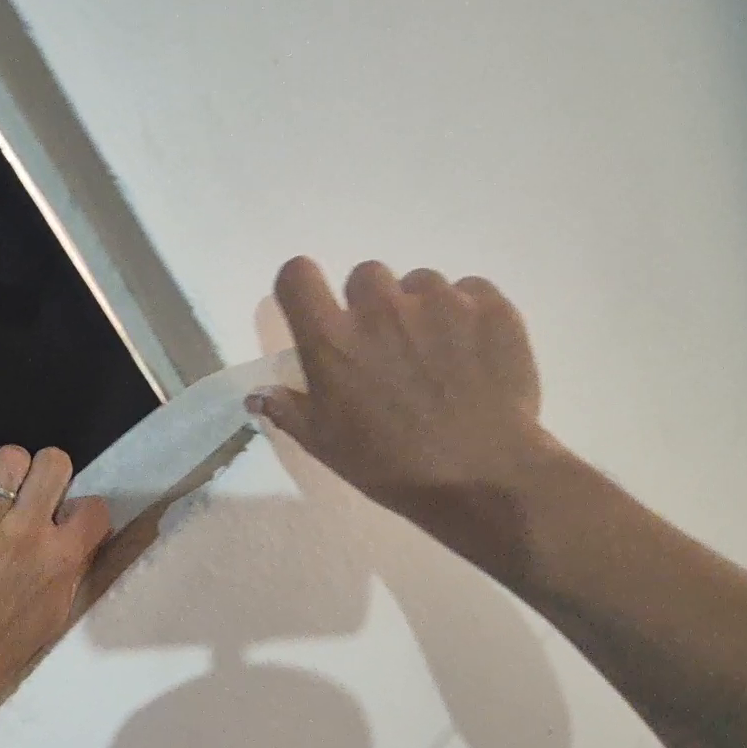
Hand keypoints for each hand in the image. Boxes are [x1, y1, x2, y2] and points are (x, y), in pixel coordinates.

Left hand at [0, 445, 111, 710]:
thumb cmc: (8, 643)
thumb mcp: (58, 610)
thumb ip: (72, 566)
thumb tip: (78, 533)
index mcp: (60, 555)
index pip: (94, 505)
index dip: (82, 509)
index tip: (67, 519)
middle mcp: (25, 529)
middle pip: (52, 462)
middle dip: (48, 472)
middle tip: (33, 493)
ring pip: (6, 458)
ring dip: (6, 470)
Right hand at [248, 258, 567, 540]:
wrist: (478, 472)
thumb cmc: (385, 462)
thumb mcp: (322, 442)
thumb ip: (287, 409)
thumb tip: (257, 395)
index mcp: (330, 340)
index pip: (297, 276)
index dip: (301, 285)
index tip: (311, 305)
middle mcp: (380, 308)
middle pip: (364, 275)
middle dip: (367, 302)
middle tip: (381, 342)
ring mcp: (439, 302)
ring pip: (419, 283)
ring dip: (417, 308)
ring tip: (431, 352)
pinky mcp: (490, 306)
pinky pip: (468, 291)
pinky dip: (463, 313)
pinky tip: (467, 352)